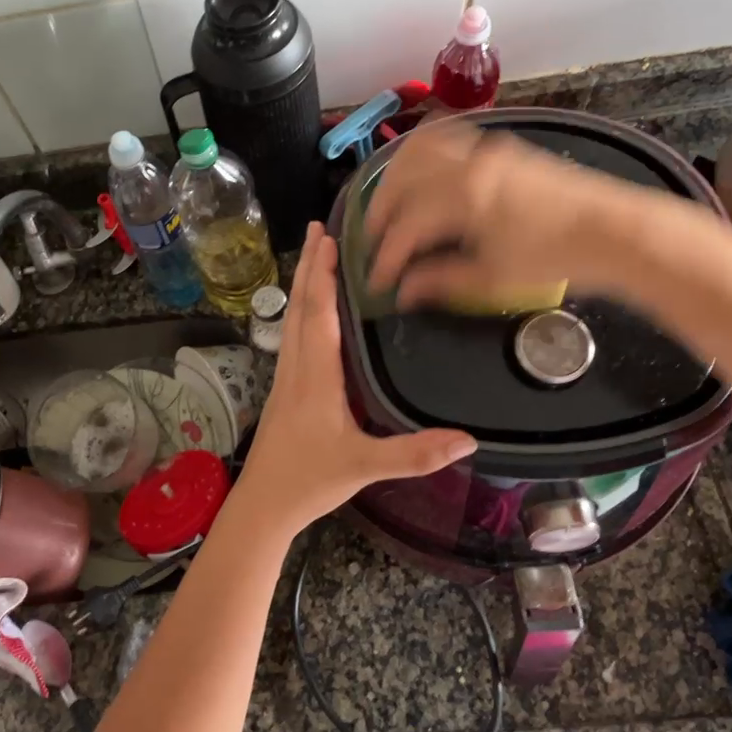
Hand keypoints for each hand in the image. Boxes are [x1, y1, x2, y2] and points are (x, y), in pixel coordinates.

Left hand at [234, 223, 476, 536]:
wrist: (263, 504)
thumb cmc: (309, 481)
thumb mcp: (365, 467)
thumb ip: (415, 454)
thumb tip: (468, 440)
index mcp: (315, 376)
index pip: (318, 313)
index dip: (323, 274)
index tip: (329, 238)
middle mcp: (297, 368)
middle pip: (300, 306)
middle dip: (309, 265)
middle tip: (317, 228)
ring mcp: (287, 378)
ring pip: (292, 319)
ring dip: (303, 284)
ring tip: (313, 256)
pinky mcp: (285, 390)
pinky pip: (293, 336)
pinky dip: (302, 310)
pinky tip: (311, 312)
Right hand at [362, 122, 680, 308]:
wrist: (616, 230)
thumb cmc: (556, 258)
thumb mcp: (493, 278)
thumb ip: (441, 280)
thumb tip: (404, 290)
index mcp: (462, 200)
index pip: (406, 227)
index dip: (385, 256)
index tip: (376, 281)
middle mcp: (467, 166)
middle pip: (402, 177)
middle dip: (380, 209)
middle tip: (374, 238)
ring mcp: (485, 150)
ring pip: (421, 148)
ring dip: (397, 174)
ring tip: (392, 201)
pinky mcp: (502, 147)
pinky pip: (448, 138)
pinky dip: (424, 155)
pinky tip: (426, 176)